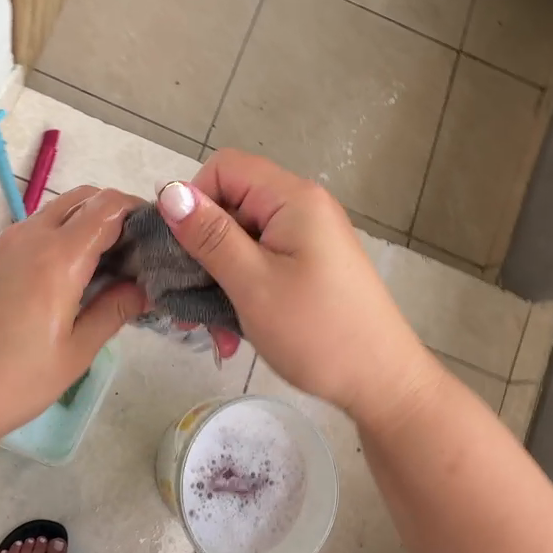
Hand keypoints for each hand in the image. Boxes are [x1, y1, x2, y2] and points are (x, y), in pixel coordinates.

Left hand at [0, 186, 146, 448]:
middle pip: (81, 198)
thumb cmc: (13, 383)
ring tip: (98, 268)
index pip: (108, 206)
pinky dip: (53, 237)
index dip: (137, 210)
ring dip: (81, 224)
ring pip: (53, 212)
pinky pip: (28, 230)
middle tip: (131, 250)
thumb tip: (144, 287)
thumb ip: (114, 310)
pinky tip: (57, 279)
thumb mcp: (75, 353)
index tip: (156, 234)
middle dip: (112, 212)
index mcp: (58, 257)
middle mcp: (28, 236)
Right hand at [156, 150, 443, 427]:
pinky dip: (240, 291)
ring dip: (216, 279)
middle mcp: (301, 208)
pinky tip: (230, 332)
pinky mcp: (308, 266)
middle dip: (200, 250)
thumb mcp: (253, 283)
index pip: (224, 168)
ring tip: (208, 328)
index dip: (194, 201)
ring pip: (240, 240)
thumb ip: (210, 235)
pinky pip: (259, 263)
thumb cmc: (317, 332)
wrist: (383, 384)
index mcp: (293, 198)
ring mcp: (306, 239)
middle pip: (230, 205)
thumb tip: (169, 190)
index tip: (180, 250)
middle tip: (183, 300)